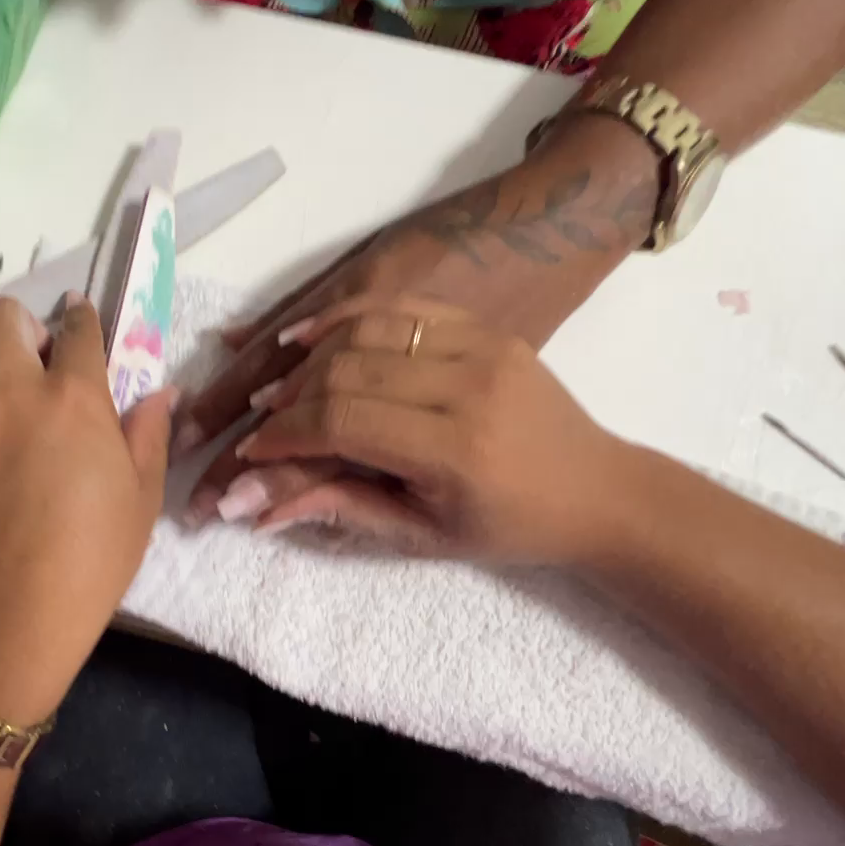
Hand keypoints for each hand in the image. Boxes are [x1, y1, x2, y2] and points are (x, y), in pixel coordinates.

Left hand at [0, 295, 176, 724]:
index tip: (86, 326)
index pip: (77, 327)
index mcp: (73, 398)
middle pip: (2, 318)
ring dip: (2, 389)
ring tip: (22, 442)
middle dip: (24, 325)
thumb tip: (160, 393)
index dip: (84, 319)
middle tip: (43, 365)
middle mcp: (12, 394)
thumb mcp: (141, 496)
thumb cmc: (95, 557)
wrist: (14, 615)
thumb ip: (149, 432)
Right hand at [177, 117, 658, 524]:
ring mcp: (479, 345)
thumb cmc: (508, 529)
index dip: (283, 437)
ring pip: (364, 332)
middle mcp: (467, 384)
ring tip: (274, 388)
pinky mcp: (481, 329)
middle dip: (285, 401)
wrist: (596, 488)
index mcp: (456, 449)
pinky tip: (307, 337)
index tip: (248, 456)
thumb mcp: (423, 536)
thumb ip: (339, 510)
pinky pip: (398, 308)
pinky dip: (344, 319)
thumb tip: (255, 506)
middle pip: (344, 371)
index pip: (341, 422)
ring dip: (307, 359)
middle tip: (251, 427)